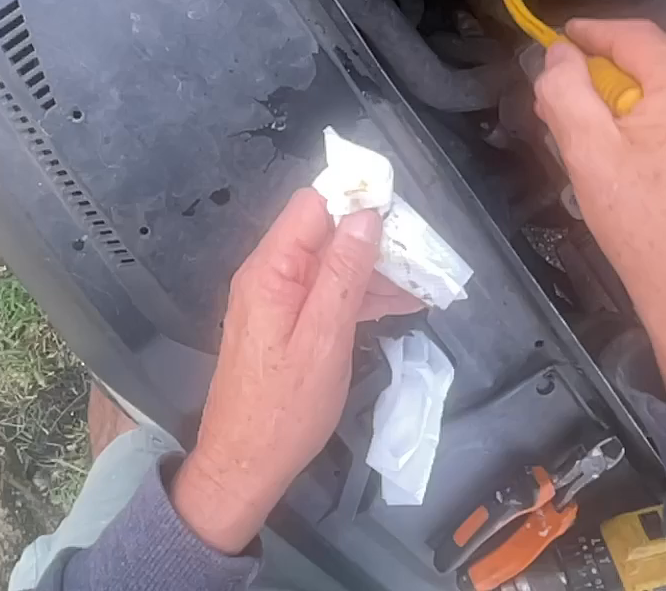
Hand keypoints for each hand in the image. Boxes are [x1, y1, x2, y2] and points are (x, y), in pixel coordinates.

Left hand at [171, 188, 421, 552]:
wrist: (244, 465)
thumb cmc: (284, 409)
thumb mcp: (324, 339)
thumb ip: (344, 274)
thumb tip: (365, 216)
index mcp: (271, 269)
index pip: (311, 206)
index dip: (353, 199)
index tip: (397, 208)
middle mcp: (268, 273)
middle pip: (323, 232)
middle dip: (371, 238)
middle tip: (420, 254)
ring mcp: (275, 297)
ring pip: (329, 263)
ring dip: (372, 269)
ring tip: (422, 283)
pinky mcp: (284, 320)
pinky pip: (324, 292)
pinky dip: (358, 294)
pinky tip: (397, 303)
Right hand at [533, 19, 665, 404]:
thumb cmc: (645, 229)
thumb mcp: (587, 155)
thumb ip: (565, 90)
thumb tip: (560, 53)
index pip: (635, 35)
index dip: (591, 31)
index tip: (556, 38)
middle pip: (656, 64)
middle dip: (605, 78)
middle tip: (562, 105)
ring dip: (632, 103)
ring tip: (595, 141)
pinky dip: (662, 125)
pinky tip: (638, 162)